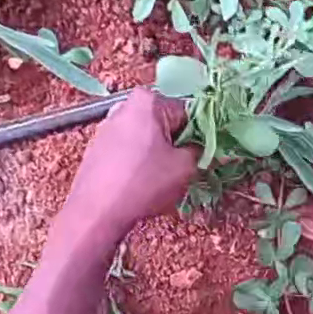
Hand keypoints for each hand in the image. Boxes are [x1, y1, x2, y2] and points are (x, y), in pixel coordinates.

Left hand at [60, 89, 198, 239]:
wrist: (97, 212)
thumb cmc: (143, 183)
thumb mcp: (185, 168)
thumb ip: (203, 153)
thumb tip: (215, 150)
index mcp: (148, 101)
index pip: (189, 113)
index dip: (202, 137)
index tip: (206, 157)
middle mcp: (125, 106)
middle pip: (167, 125)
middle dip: (179, 146)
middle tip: (186, 171)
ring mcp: (108, 126)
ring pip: (149, 139)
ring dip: (161, 157)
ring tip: (163, 182)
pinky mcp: (99, 148)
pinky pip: (131, 151)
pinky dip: (141, 164)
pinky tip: (143, 185)